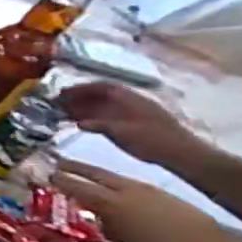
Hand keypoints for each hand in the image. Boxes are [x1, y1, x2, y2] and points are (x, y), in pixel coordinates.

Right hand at [51, 159, 241, 241]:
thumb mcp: (118, 236)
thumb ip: (99, 220)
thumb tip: (85, 212)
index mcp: (107, 200)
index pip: (74, 185)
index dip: (57, 179)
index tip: (43, 175)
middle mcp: (122, 188)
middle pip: (92, 173)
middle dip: (72, 168)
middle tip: (56, 164)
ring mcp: (141, 187)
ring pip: (109, 175)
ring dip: (92, 172)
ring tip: (81, 173)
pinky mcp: (156, 190)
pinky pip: (126, 181)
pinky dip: (112, 181)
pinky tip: (112, 187)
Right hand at [56, 82, 213, 170]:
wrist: (182, 154)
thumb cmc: (153, 141)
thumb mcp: (123, 133)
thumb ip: (100, 126)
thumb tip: (78, 123)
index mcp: (130, 99)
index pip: (103, 87)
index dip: (81, 88)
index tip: (62, 93)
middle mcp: (131, 102)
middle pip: (102, 95)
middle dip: (79, 98)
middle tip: (58, 104)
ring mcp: (134, 113)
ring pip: (104, 106)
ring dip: (84, 108)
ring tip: (65, 114)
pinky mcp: (135, 124)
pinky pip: (109, 115)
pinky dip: (93, 117)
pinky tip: (83, 124)